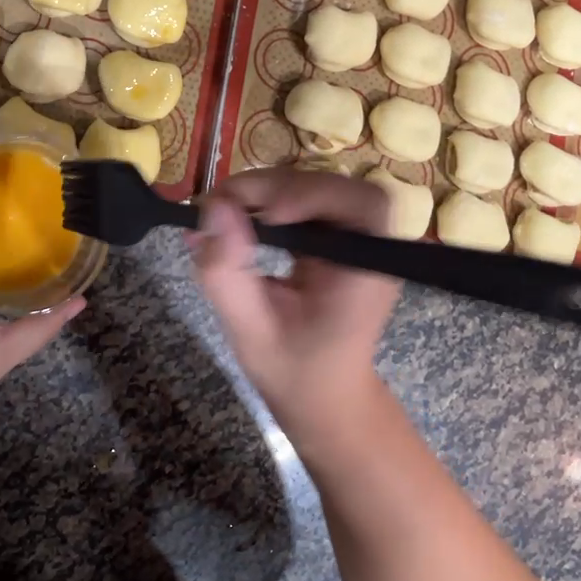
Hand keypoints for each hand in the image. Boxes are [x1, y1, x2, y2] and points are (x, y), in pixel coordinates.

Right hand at [192, 168, 401, 434]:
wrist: (321, 395)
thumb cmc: (294, 373)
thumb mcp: (249, 331)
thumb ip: (228, 272)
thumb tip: (213, 207)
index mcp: (367, 270)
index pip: (360, 203)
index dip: (312, 194)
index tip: (264, 215)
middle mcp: (367, 245)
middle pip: (330, 185)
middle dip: (272, 188)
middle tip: (218, 208)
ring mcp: (350, 238)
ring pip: (310, 187)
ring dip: (262, 193)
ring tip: (218, 216)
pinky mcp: (330, 236)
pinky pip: (299, 202)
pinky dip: (262, 205)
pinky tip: (234, 223)